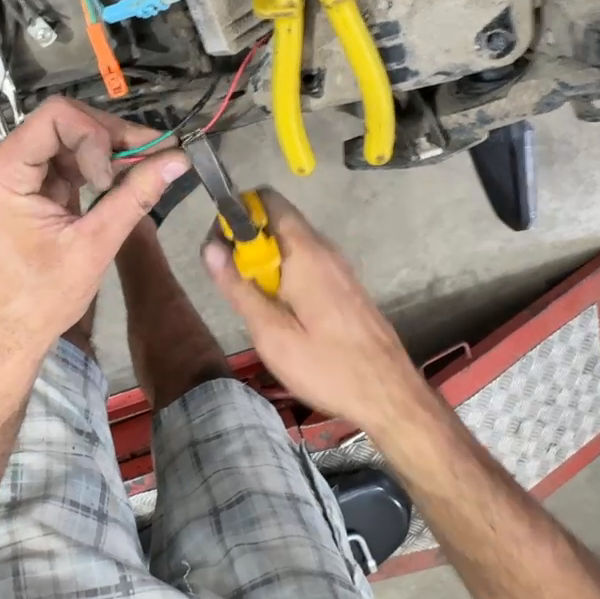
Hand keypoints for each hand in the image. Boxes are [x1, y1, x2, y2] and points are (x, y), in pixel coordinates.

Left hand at [0, 98, 188, 352]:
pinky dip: (99, 165)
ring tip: (149, 166)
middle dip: (111, 138)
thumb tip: (178, 160)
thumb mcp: (94, 245)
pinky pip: (68, 158)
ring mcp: (13, 170)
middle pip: (64, 122)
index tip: (113, 176)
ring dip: (110, 150)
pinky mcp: (28, 183)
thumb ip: (134, 197)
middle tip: (156, 155)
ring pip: (70, 137)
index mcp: (3, 172)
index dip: (97, 135)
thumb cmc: (43, 295)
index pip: (56, 116)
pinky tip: (128, 177)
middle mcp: (1, 161)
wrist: (14, 329)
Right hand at [202, 191, 427, 430]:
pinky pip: (306, 263)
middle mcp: (324, 249)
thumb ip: (239, 287)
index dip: (236, 215)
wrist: (390, 397)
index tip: (218, 248)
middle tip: (230, 281)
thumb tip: (209, 247)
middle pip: (277, 221)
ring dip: (264, 260)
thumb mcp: (271, 333)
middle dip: (246, 241)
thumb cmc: (327, 366)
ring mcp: (338, 268)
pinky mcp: (345, 286)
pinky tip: (279, 312)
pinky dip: (284, 274)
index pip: (267, 201)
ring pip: (291, 244)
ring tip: (250, 300)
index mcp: (305, 252)